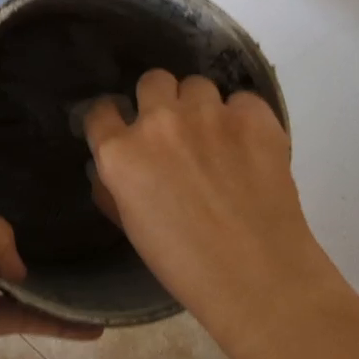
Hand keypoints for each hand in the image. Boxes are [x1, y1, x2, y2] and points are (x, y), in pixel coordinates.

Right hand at [83, 70, 340, 329]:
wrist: (257, 277)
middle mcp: (158, 122)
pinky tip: (250, 148)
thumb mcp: (130, 225)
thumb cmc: (183, 263)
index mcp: (120, 152)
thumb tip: (111, 167)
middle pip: (152, 81)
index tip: (124, 129)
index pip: (101, 110)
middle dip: (160, 100)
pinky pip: (242, 100)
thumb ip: (112, 186)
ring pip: (197, 85)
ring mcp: (208, 114)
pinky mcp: (253, 116)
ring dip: (201, 107)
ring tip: (216, 138)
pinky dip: (243, 119)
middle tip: (174, 130)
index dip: (113, 119)